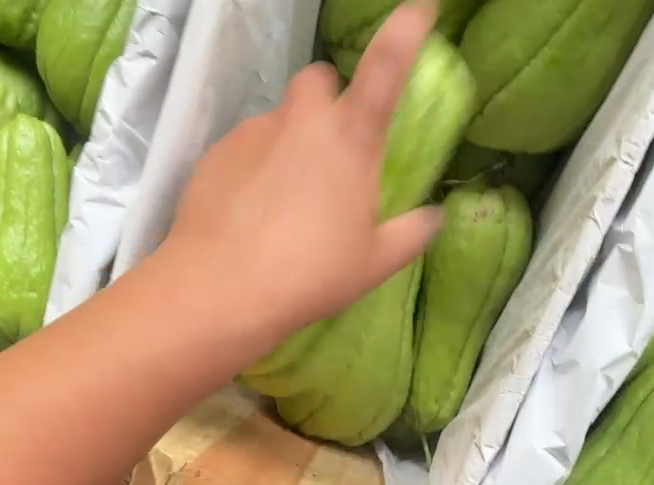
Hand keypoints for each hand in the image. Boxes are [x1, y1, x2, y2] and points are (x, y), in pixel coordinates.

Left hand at [153, 0, 443, 351]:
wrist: (223, 287)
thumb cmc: (311, 275)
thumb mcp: (375, 263)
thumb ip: (412, 234)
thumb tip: (435, 217)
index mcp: (352, 140)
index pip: (386, 66)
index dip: (406, 30)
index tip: (420, 8)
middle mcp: (303, 120)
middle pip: (320, 80)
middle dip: (331, 101)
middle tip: (335, 152)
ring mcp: (256, 130)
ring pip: (282, 117)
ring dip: (293, 141)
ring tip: (290, 200)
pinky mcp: (219, 150)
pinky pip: (249, 145)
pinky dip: (259, 166)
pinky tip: (256, 212)